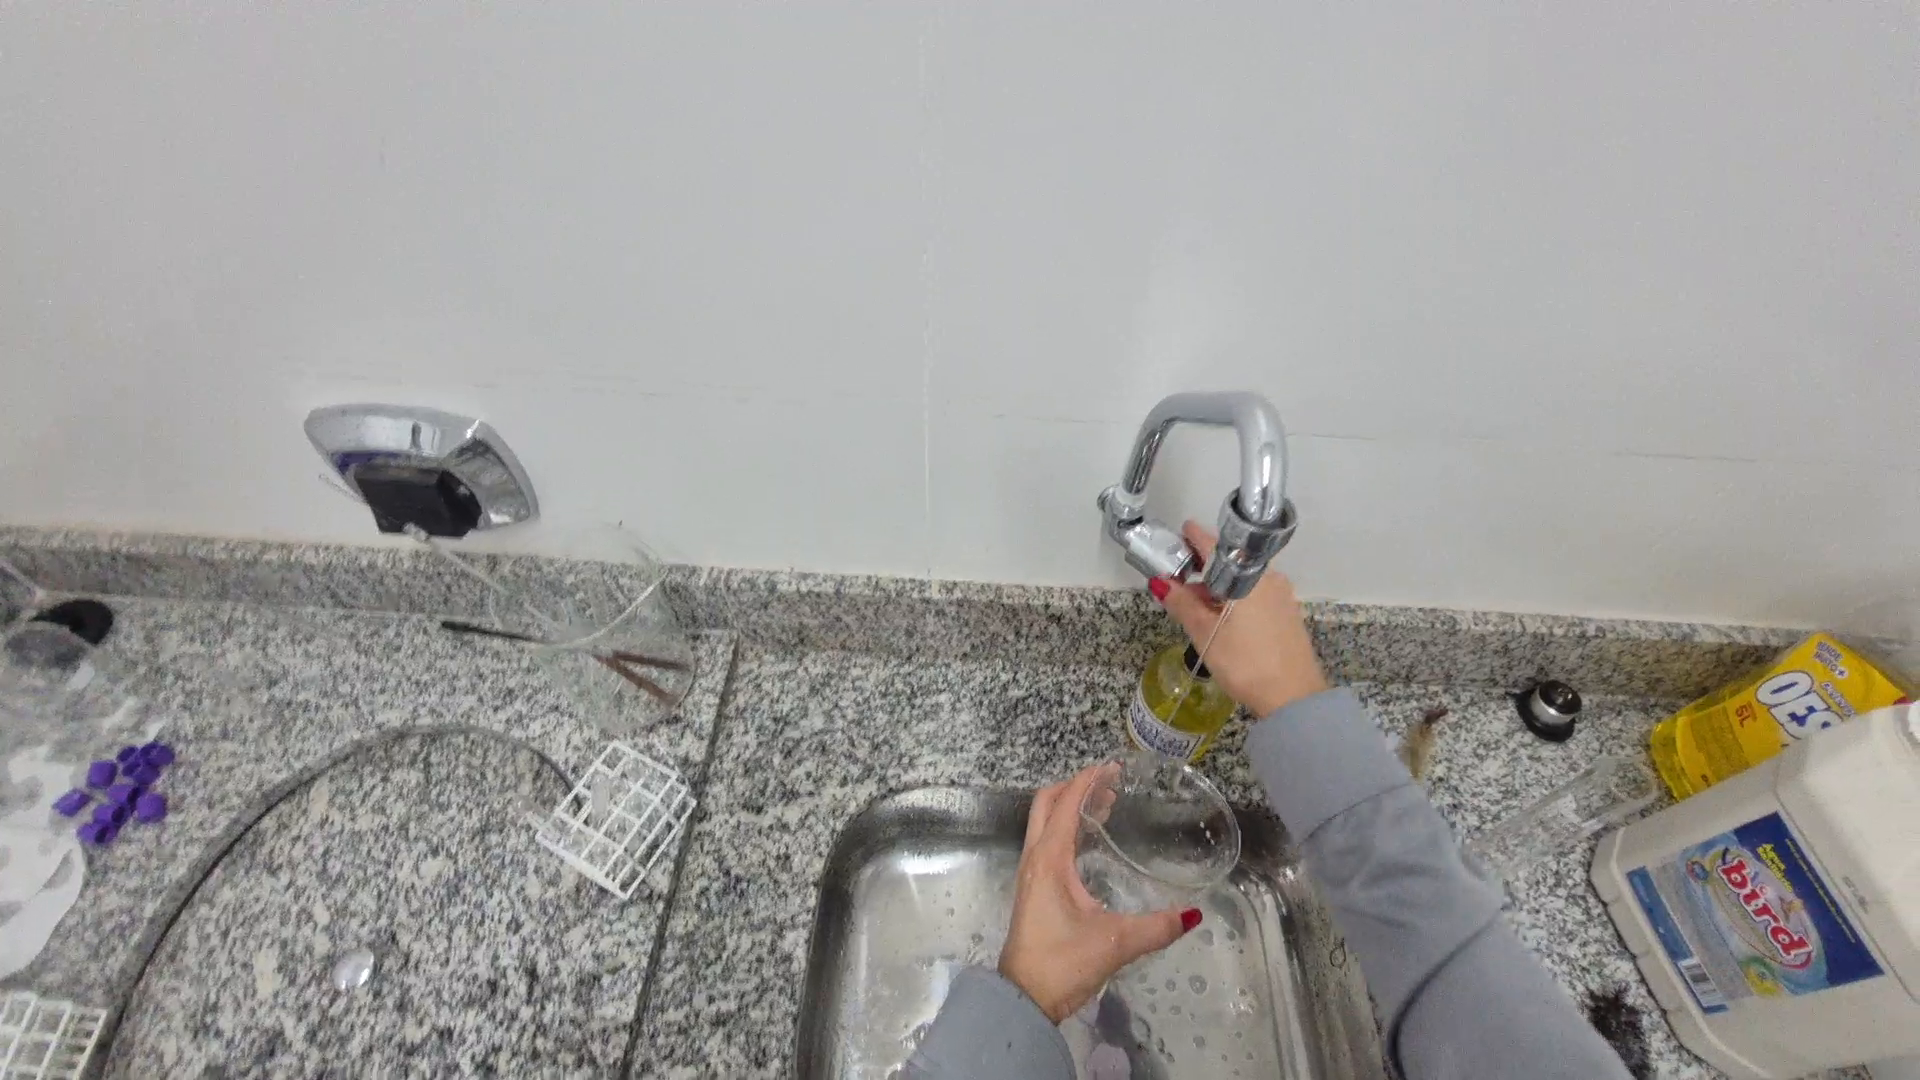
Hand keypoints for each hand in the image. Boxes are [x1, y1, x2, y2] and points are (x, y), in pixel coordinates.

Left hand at [997, 765, 1199, 1023]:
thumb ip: (1156, 928)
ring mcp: (1031, 871)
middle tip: (1110, 783)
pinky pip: (1047, 839)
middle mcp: (1035, 856)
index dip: (1087, 780)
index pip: (1066, 803)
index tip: (1111, 767)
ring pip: (1045, 821)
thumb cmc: (1062, 962)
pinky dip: (1067, 826)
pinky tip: (1091, 841)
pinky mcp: (1033, 886)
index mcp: (1049, 858)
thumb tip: (1193, 915)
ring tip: (1106, 805)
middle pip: (1047, 803)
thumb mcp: (1115, 943)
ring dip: (1070, 805)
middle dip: (1075, 786)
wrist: (1024, 998)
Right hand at [1149, 521, 1328, 716]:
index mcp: (1248, 578)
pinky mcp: (1286, 615)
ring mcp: (1281, 597)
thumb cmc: (1246, 662)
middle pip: (1231, 564)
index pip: (1216, 547)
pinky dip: (1234, 599)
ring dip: (1218, 588)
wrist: (1294, 699)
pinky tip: (1221, 618)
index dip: (1195, 538)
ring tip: (1195, 606)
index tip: (1181, 531)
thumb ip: (1182, 604)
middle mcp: (1268, 579)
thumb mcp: (1205, 633)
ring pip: (1242, 581)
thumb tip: (1160, 582)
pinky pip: (1255, 595)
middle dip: (1204, 570)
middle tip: (1180, 580)